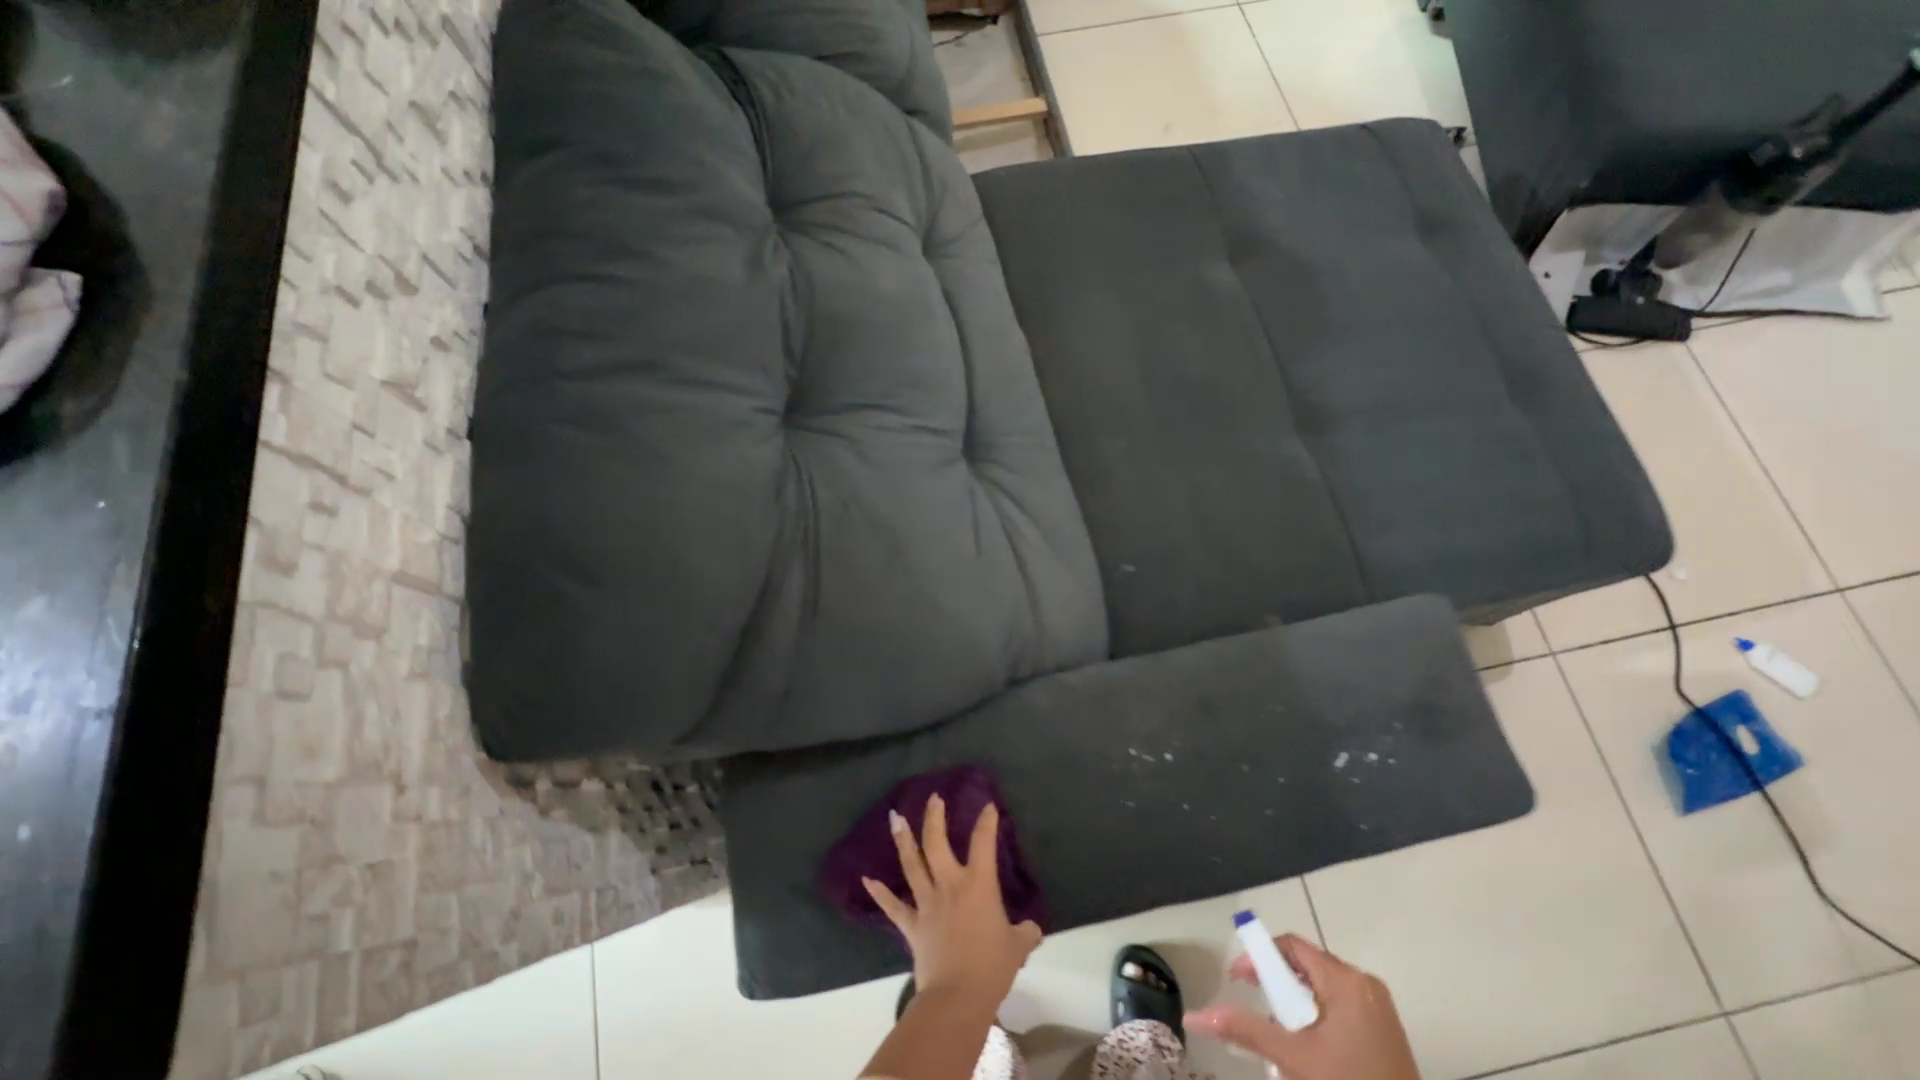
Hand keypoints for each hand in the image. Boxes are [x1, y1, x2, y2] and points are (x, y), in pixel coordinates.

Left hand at [863, 796, 1043, 1004]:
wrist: (957, 995)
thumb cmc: (991, 967)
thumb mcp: (1017, 947)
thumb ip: (1024, 933)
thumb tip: (1030, 930)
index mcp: (979, 885)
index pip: (983, 843)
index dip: (986, 822)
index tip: (987, 805)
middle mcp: (949, 886)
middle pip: (937, 843)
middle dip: (935, 818)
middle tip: (933, 798)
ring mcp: (926, 904)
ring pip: (912, 864)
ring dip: (903, 840)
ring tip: (895, 818)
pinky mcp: (911, 925)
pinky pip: (892, 906)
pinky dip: (879, 893)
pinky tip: (866, 879)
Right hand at [1186, 934, 1420, 1079]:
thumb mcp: (1293, 1058)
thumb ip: (1245, 1030)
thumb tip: (1194, 1017)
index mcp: (1345, 981)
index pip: (1292, 946)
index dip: (1260, 957)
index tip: (1238, 981)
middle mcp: (1363, 984)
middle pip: (1307, 967)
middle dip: (1276, 985)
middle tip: (1254, 1009)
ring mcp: (1377, 1007)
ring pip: (1322, 990)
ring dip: (1294, 1006)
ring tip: (1278, 1036)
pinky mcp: (1383, 1029)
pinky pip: (1339, 1008)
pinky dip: (1315, 1019)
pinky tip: (1307, 1050)